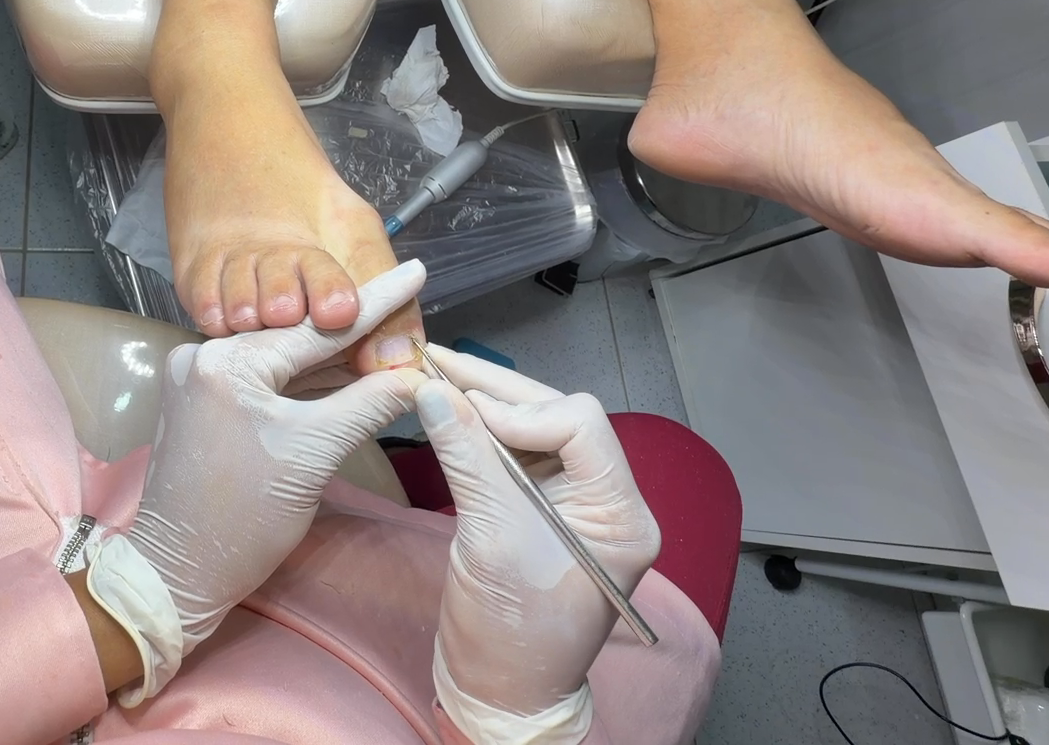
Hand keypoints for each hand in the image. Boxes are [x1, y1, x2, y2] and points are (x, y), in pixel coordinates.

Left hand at [88, 261, 427, 698]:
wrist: (178, 574)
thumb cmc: (245, 518)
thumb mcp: (314, 454)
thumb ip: (368, 403)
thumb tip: (416, 376)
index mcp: (225, 360)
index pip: (318, 328)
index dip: (376, 302)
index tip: (416, 269)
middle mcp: (203, 352)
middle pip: (298, 338)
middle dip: (356, 332)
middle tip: (409, 306)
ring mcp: (199, 374)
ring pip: (283, 358)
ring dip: (333, 358)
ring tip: (388, 339)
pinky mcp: (203, 396)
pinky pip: (265, 378)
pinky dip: (305, 380)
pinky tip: (347, 370)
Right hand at [416, 346, 659, 723]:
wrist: (500, 686)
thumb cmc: (512, 626)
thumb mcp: (491, 536)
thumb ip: (466, 455)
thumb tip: (429, 388)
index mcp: (619, 512)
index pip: (581, 425)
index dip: (524, 412)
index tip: (469, 413)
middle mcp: (604, 495)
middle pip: (555, 415)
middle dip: (496, 390)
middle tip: (436, 362)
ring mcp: (571, 496)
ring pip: (531, 423)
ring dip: (483, 400)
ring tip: (434, 375)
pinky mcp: (539, 500)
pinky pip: (512, 447)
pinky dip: (478, 426)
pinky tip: (446, 408)